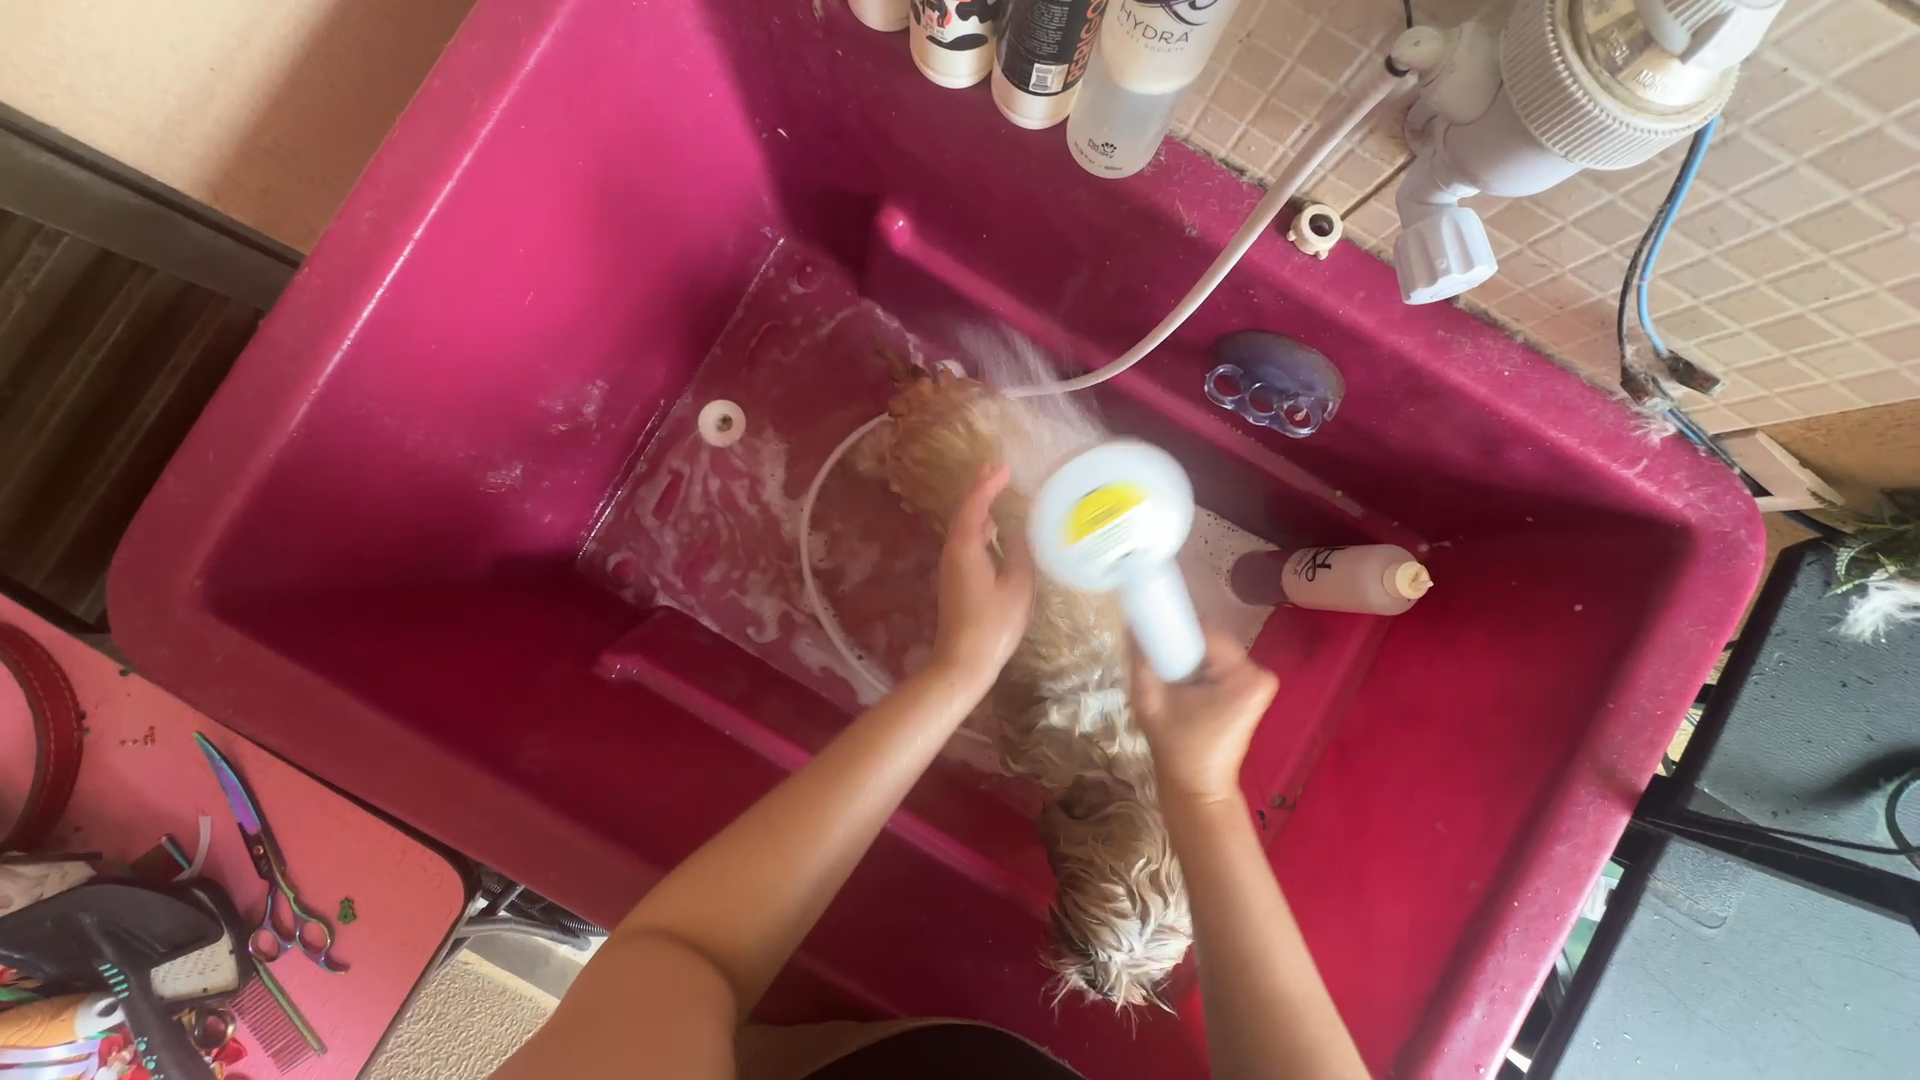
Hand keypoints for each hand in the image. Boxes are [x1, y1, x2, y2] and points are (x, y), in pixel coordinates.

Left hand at [930, 463, 1034, 687]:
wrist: (963, 661)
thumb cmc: (994, 624)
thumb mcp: (1017, 586)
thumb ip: (1019, 552)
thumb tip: (1018, 530)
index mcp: (965, 548)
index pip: (975, 506)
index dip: (988, 484)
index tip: (1004, 466)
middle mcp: (953, 552)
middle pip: (965, 512)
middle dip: (980, 489)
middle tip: (996, 467)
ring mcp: (952, 567)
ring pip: (964, 528)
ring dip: (979, 507)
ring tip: (997, 489)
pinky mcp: (957, 579)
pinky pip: (967, 542)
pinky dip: (980, 526)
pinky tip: (994, 528)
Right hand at [1131, 624, 1278, 805]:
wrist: (1198, 788)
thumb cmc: (1176, 748)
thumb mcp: (1148, 701)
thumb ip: (1140, 659)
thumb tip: (1133, 624)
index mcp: (1242, 676)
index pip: (1206, 631)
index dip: (1175, 628)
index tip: (1150, 633)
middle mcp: (1258, 674)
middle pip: (1211, 639)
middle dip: (1181, 644)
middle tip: (1155, 658)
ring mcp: (1257, 682)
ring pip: (1213, 650)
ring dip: (1187, 655)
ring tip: (1166, 673)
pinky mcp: (1250, 690)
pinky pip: (1218, 663)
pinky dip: (1197, 667)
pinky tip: (1179, 682)